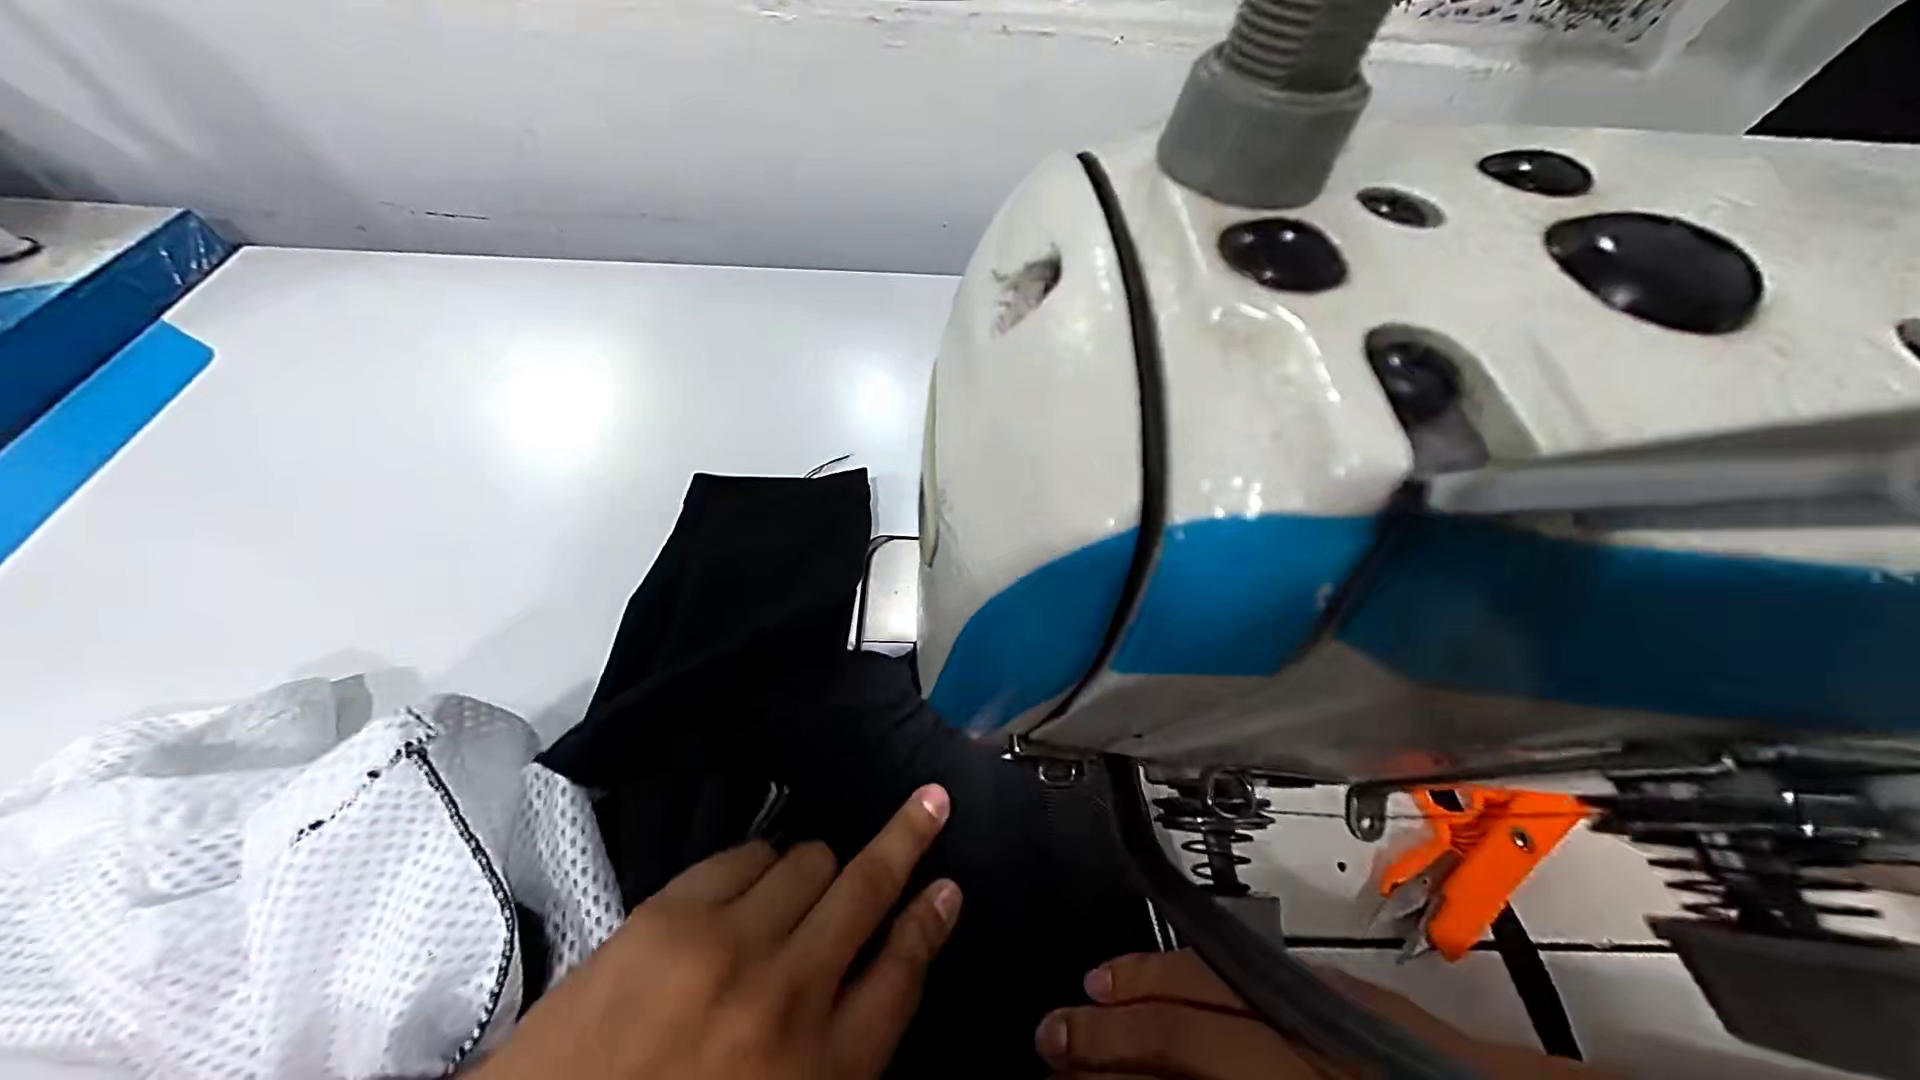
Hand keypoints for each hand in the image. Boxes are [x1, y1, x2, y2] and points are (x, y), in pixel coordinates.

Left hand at [472, 784, 961, 1079]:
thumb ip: (833, 1052)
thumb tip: (867, 977)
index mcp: (822, 1069)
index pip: (902, 971)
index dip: (931, 921)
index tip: (949, 886)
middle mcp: (789, 993)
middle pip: (869, 886)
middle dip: (909, 837)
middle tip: (931, 802)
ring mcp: (728, 946)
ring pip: (808, 860)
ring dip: (815, 870)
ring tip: (799, 891)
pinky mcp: (667, 916)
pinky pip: (744, 854)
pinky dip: (757, 864)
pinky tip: (747, 887)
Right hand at [1035, 948, 1609, 1078]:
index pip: (1186, 1065)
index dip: (1117, 1070)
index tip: (1070, 1074)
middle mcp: (1313, 1051)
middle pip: (1186, 1029)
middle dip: (1110, 1033)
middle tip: (1052, 1033)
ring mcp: (1331, 1011)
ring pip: (1212, 981)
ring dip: (1144, 982)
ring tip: (1093, 988)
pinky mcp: (1345, 992)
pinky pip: (1252, 970)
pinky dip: (1201, 968)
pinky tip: (1174, 971)